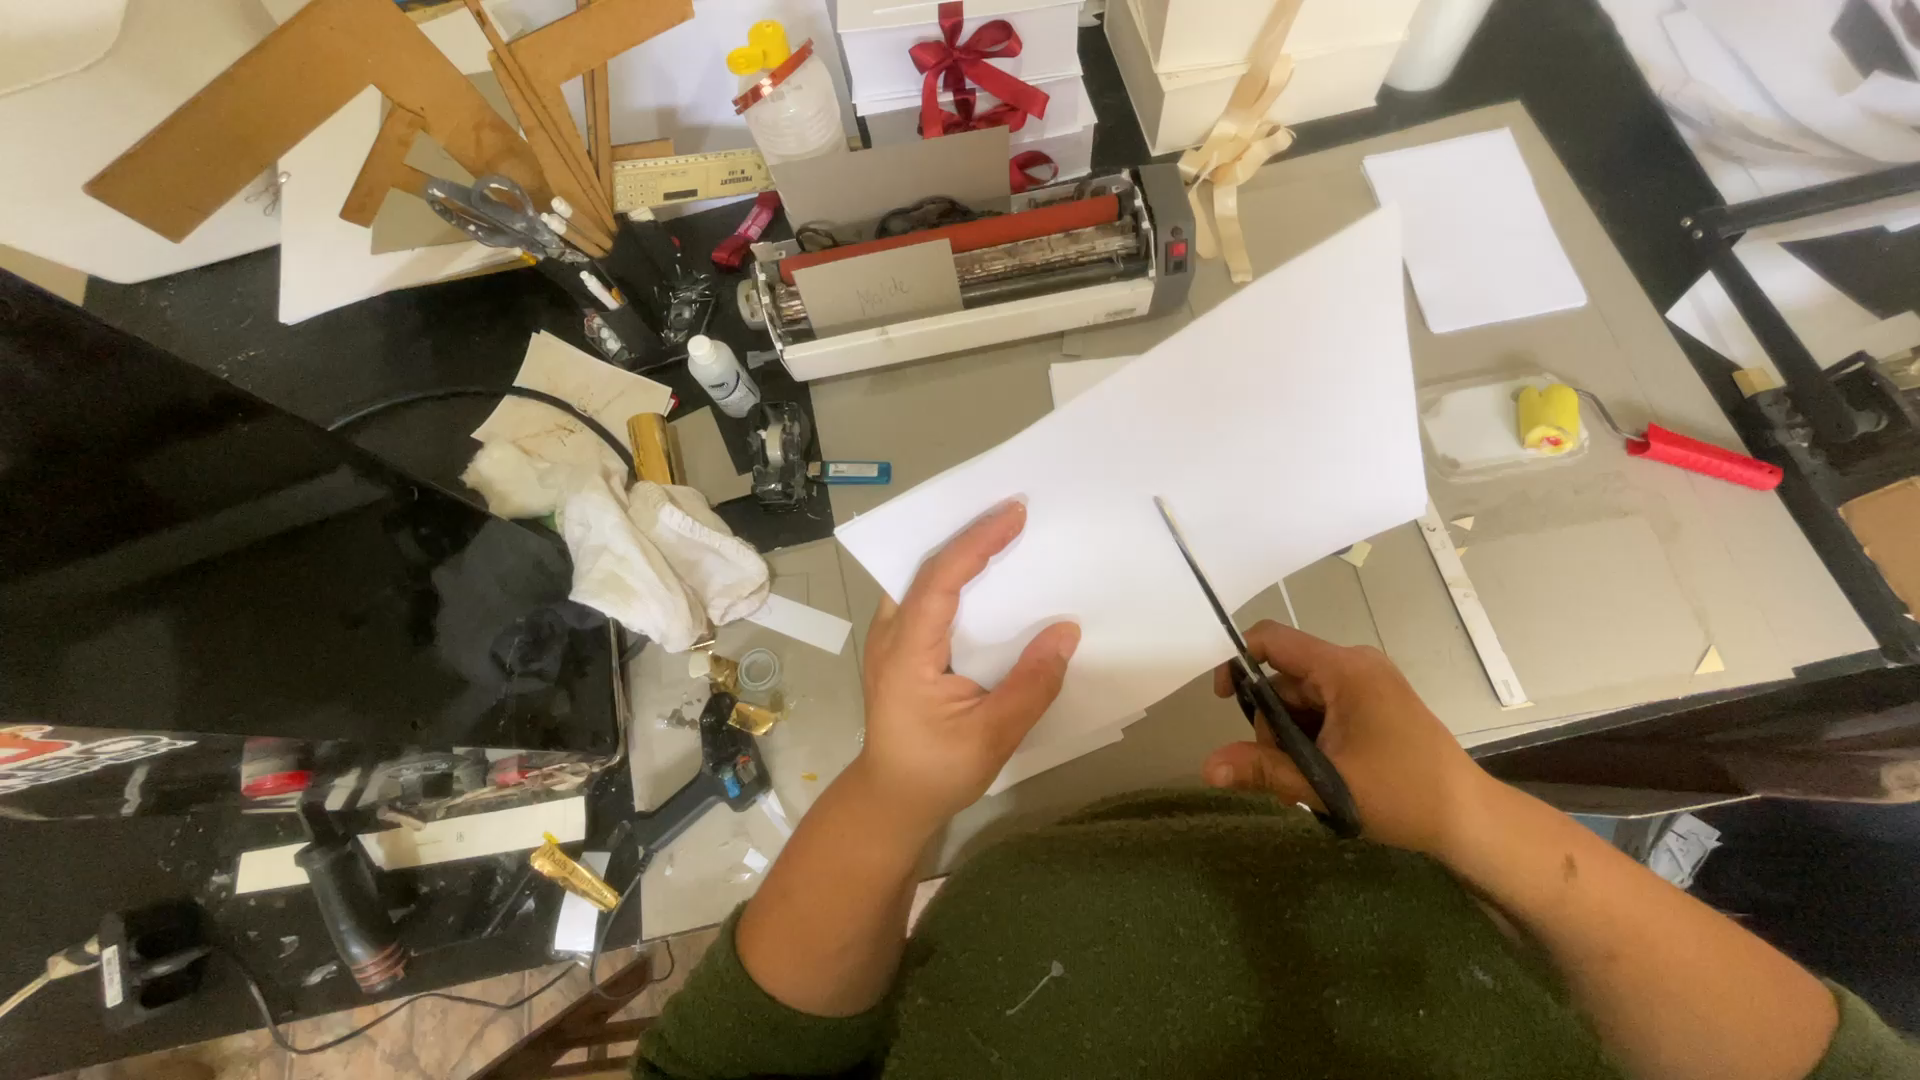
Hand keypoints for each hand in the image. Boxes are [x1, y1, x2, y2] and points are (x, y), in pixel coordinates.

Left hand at [856, 501, 1080, 829]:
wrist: (892, 798)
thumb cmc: (937, 771)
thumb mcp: (993, 736)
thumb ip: (1030, 685)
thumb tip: (1066, 632)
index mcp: (907, 652)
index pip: (940, 581)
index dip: (976, 543)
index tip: (1013, 514)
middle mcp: (891, 635)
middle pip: (925, 568)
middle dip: (969, 534)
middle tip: (1014, 511)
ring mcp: (892, 639)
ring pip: (922, 578)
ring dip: (960, 551)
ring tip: (1002, 532)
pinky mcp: (902, 647)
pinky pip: (926, 597)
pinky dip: (955, 577)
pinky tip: (984, 578)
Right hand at [1203, 621, 1489, 856]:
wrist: (1471, 820)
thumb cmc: (1403, 796)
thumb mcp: (1325, 786)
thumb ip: (1262, 770)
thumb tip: (1206, 768)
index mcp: (1344, 670)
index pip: (1271, 641)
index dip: (1237, 662)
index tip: (1223, 701)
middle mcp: (1354, 664)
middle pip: (1283, 679)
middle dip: (1271, 724)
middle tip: (1283, 772)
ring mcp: (1366, 681)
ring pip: (1299, 698)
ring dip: (1291, 737)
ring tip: (1310, 781)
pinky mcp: (1373, 700)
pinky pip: (1322, 706)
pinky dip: (1311, 736)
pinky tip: (1325, 771)